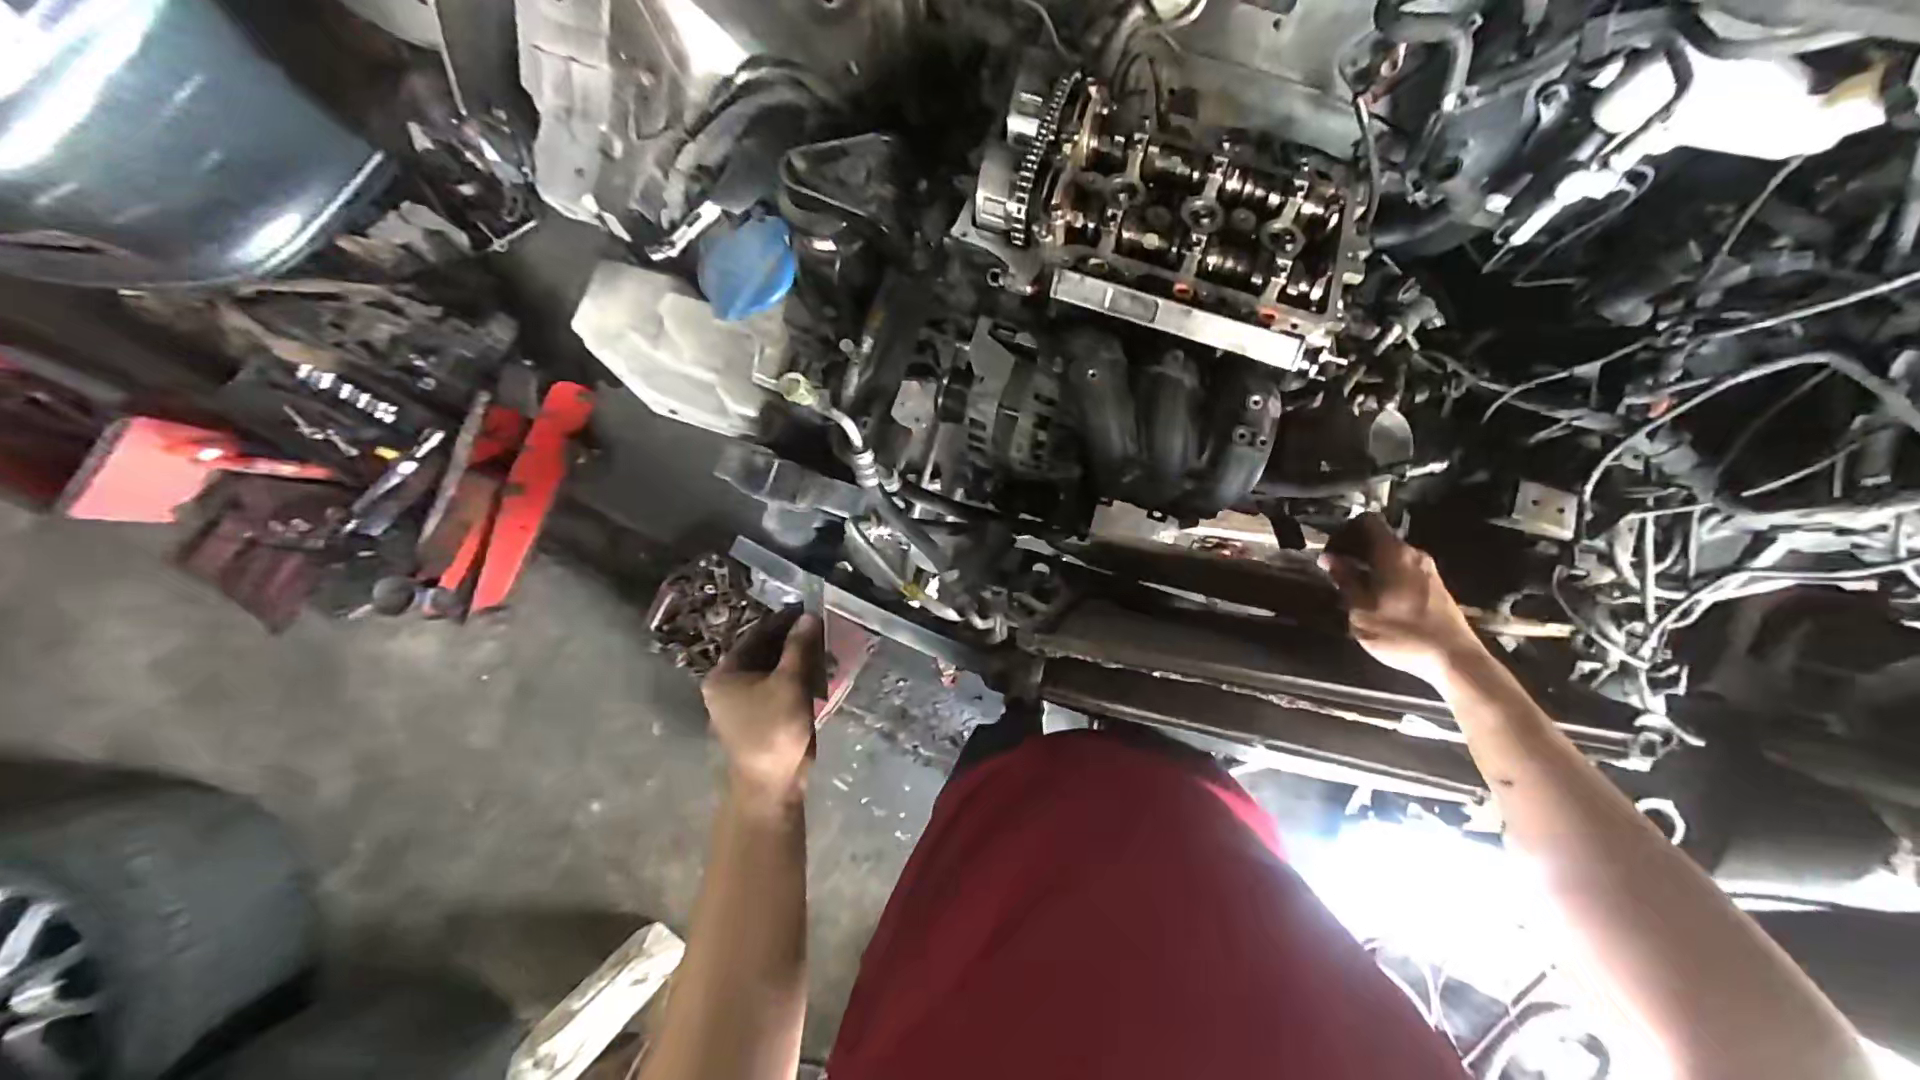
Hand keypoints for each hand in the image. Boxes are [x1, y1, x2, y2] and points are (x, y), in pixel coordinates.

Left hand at [702, 609, 824, 804]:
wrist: (773, 784)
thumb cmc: (773, 730)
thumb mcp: (789, 683)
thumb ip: (799, 647)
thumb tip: (809, 616)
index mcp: (724, 674)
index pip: (755, 635)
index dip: (783, 621)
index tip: (809, 609)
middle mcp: (729, 684)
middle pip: (765, 651)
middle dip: (794, 640)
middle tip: (823, 627)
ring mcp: (746, 702)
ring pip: (775, 669)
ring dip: (799, 658)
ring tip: (826, 646)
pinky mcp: (764, 715)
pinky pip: (781, 686)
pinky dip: (799, 677)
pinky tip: (821, 671)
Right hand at [1320, 514, 1484, 688]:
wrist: (1454, 660)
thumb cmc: (1402, 633)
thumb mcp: (1361, 610)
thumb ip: (1345, 580)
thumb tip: (1330, 558)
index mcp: (1394, 554)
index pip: (1366, 522)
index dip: (1342, 532)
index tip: (1329, 553)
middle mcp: (1413, 555)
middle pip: (1377, 537)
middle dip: (1352, 550)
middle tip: (1333, 572)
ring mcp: (1427, 570)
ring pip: (1389, 554)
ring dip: (1367, 564)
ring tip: (1350, 587)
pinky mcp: (1434, 586)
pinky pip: (1401, 568)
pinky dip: (1382, 574)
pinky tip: (1373, 598)